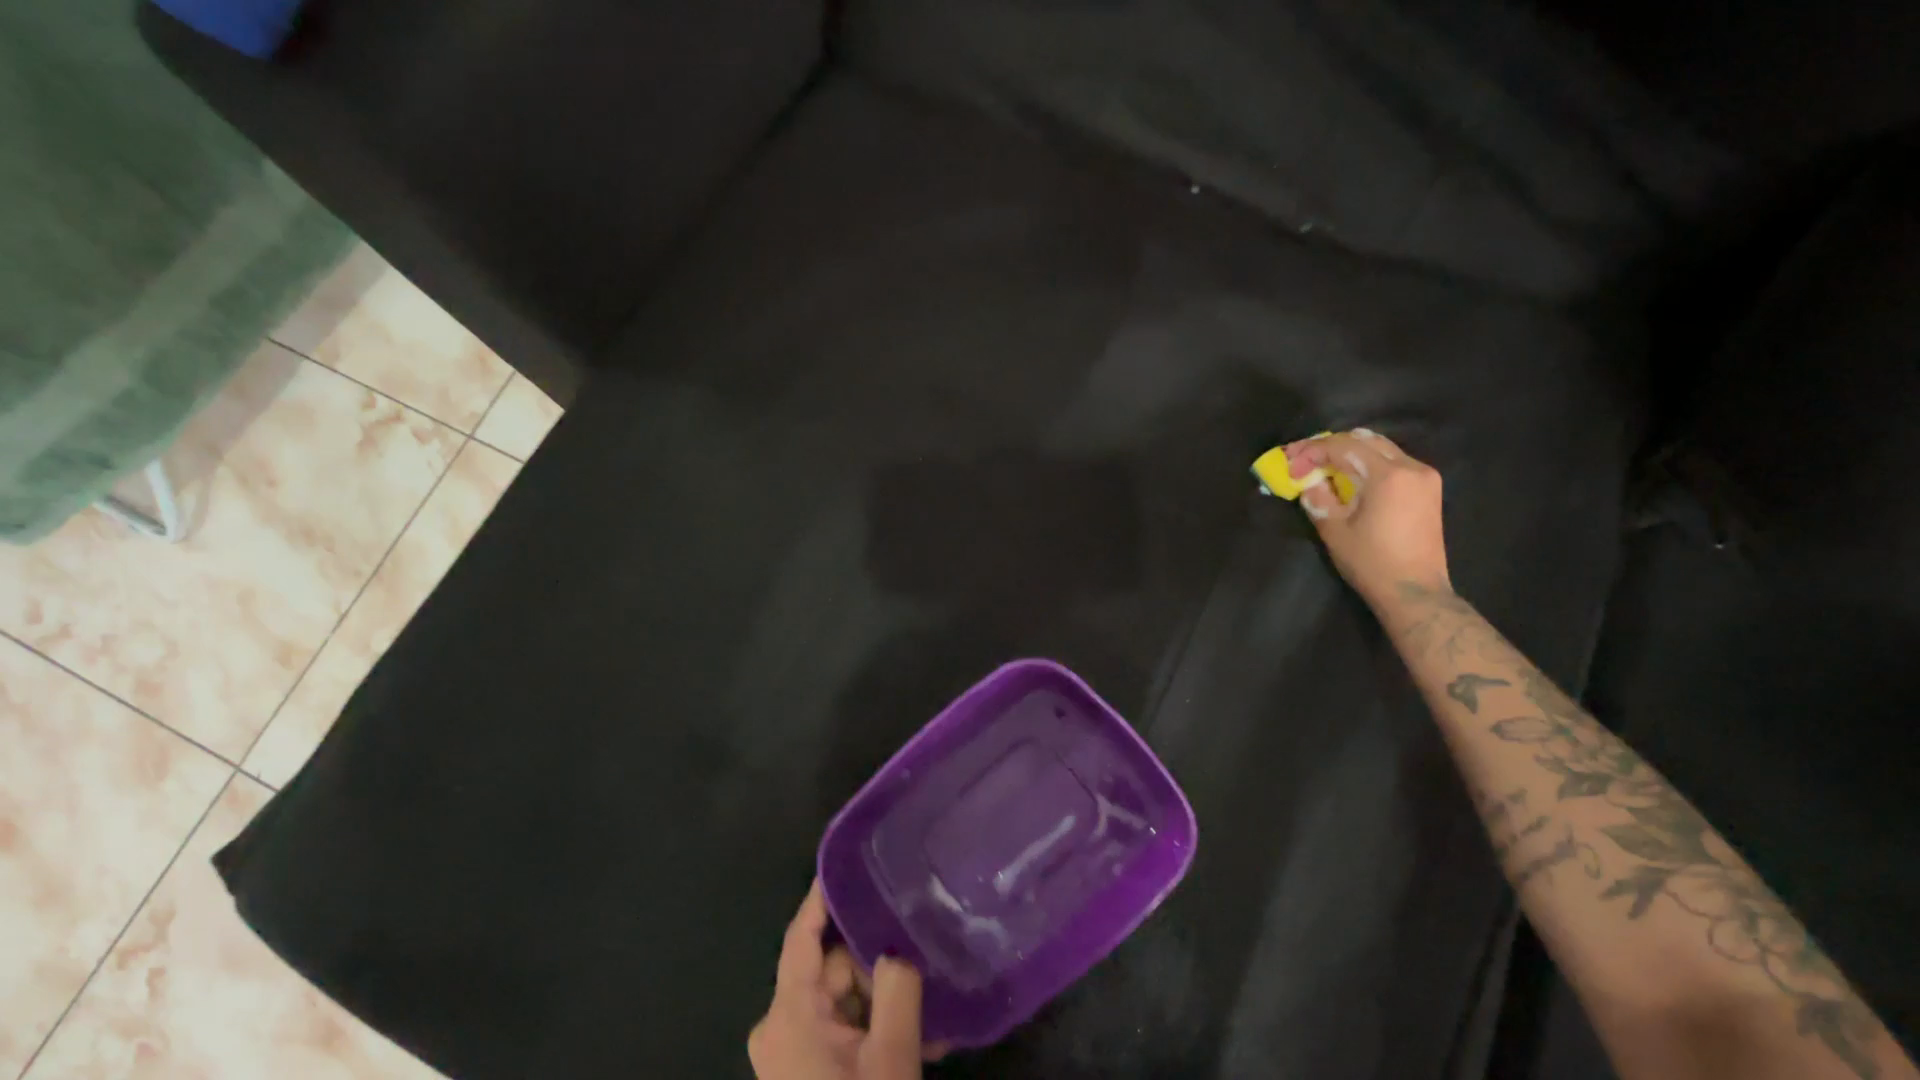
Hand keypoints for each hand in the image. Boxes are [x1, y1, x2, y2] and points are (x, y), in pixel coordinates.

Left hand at [748, 881, 935, 1079]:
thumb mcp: (891, 1057)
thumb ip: (897, 993)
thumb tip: (897, 951)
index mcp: (788, 1016)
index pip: (801, 938)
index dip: (821, 900)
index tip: (846, 864)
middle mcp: (779, 1024)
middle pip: (831, 970)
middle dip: (875, 971)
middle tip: (922, 978)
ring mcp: (790, 1046)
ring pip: (840, 998)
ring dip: (881, 1003)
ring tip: (929, 1022)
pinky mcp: (803, 1065)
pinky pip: (840, 1025)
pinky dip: (872, 1026)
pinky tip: (915, 1040)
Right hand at [1284, 428, 1448, 607]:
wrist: (1415, 593)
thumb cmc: (1372, 563)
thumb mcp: (1334, 530)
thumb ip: (1318, 497)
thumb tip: (1308, 480)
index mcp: (1388, 475)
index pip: (1343, 447)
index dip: (1311, 451)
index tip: (1289, 464)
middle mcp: (1412, 467)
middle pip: (1364, 440)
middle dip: (1330, 446)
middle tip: (1302, 459)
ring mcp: (1425, 477)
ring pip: (1380, 448)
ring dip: (1349, 453)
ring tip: (1322, 467)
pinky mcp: (1428, 489)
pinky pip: (1393, 462)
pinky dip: (1367, 464)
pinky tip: (1349, 478)